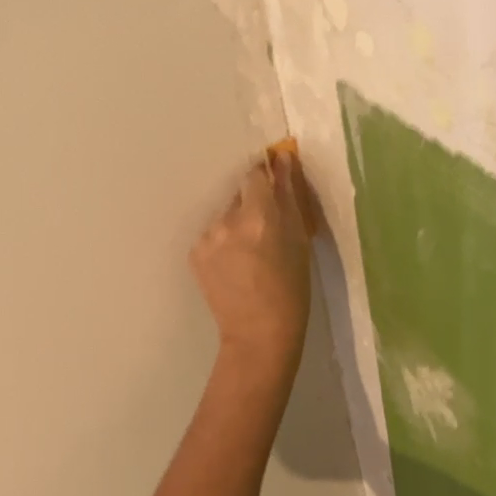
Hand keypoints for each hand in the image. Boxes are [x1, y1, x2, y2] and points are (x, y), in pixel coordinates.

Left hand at [190, 150, 316, 367]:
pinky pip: (212, 237)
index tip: (274, 189)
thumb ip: (289, 198)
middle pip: (239, 196)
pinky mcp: (195, 254)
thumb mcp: (300, 242)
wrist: (258, 335)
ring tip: (249, 258)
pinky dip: (223, 245)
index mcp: (258, 216)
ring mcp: (206, 238)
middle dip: (252, 207)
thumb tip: (283, 160)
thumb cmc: (291, 292)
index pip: (255, 174)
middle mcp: (227, 221)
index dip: (266, 178)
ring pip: (224, 217)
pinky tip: (235, 268)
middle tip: (266, 236)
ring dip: (236, 227)